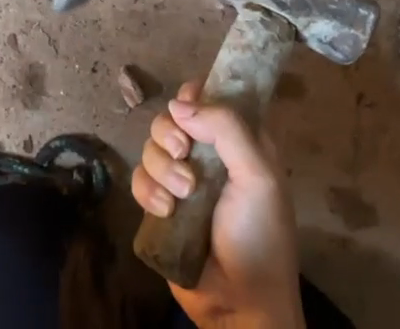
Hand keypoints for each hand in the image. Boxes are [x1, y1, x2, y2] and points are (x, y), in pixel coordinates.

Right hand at [132, 83, 303, 328]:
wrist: (241, 302)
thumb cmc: (260, 235)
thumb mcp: (259, 177)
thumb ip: (227, 129)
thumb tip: (180, 103)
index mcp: (239, 143)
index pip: (209, 99)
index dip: (192, 97)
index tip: (186, 108)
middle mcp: (208, 156)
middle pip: (170, 120)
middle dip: (170, 134)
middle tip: (183, 153)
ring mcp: (182, 182)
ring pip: (151, 149)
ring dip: (162, 168)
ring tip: (182, 196)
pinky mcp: (160, 206)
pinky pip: (139, 181)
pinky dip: (148, 193)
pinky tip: (165, 212)